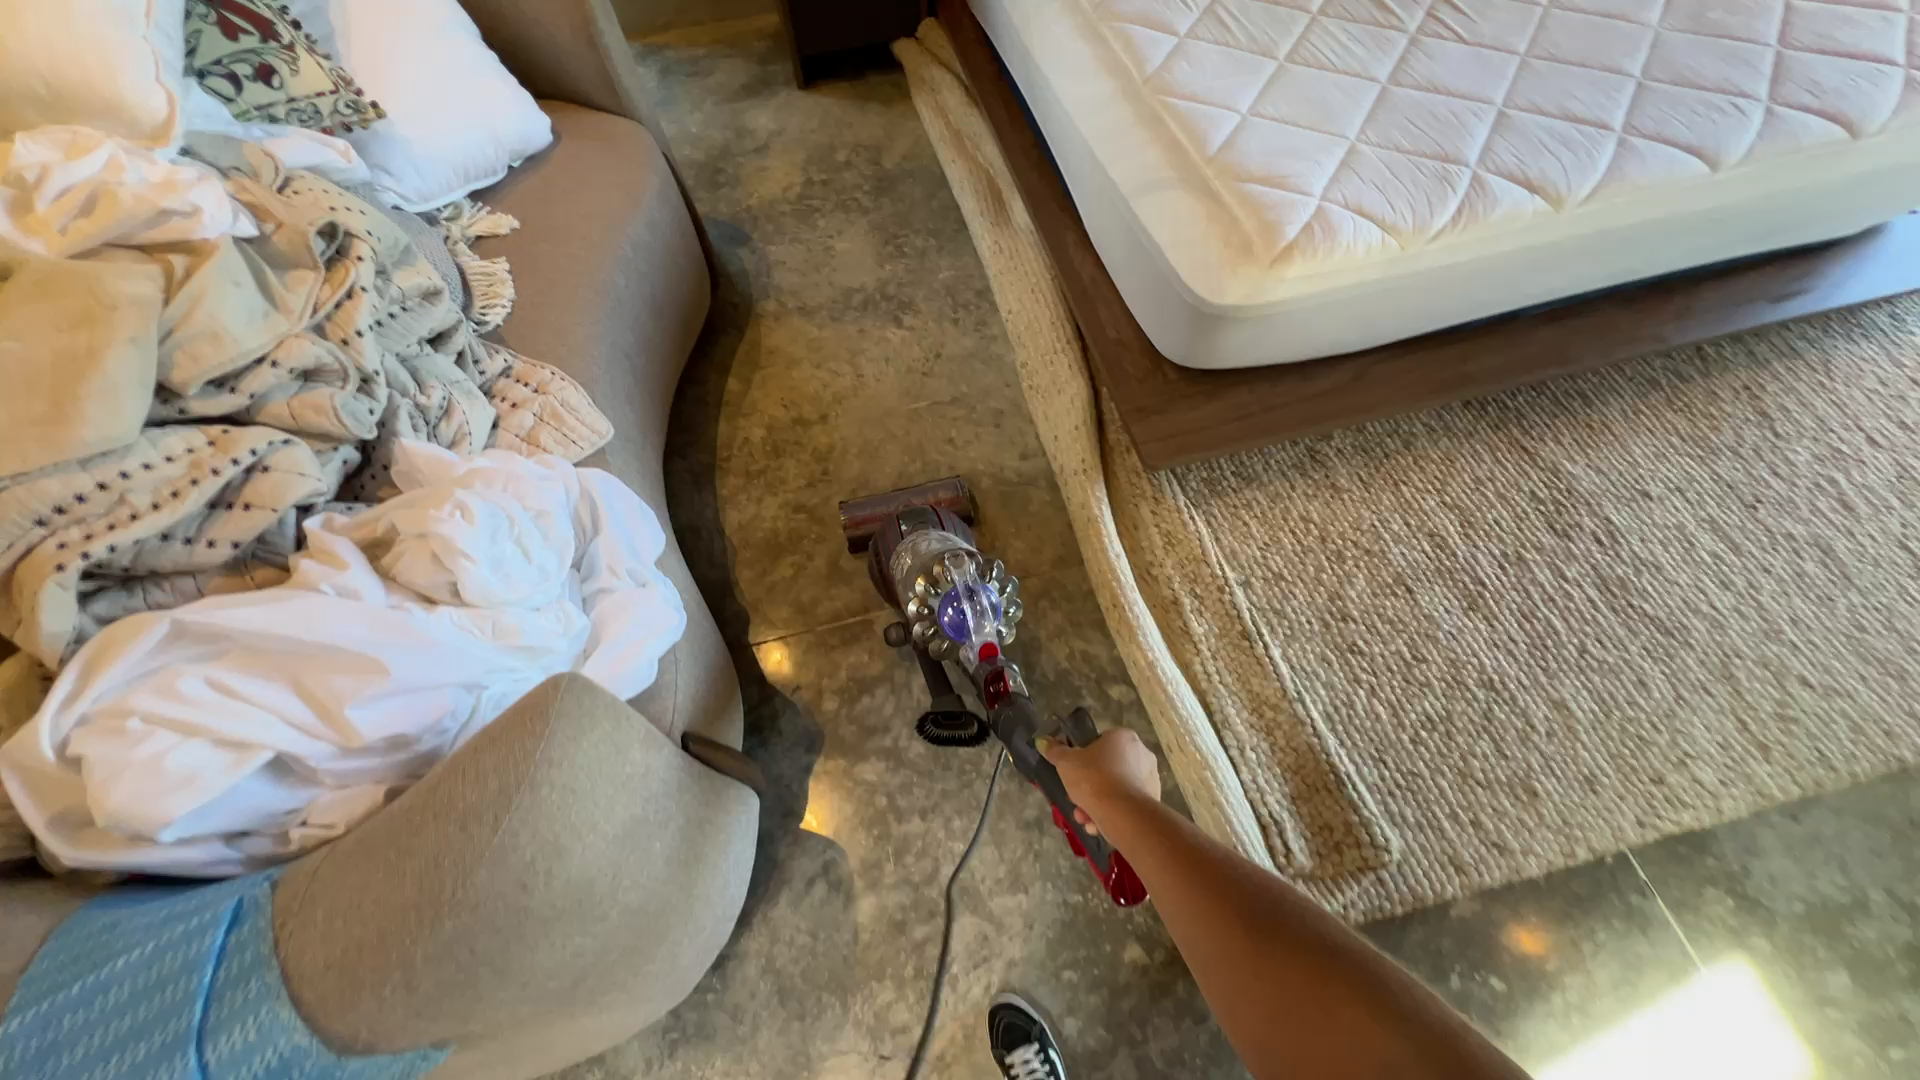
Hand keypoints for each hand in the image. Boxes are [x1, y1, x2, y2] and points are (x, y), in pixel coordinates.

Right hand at [1039, 728, 1160, 836]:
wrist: (1122, 813)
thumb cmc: (1093, 779)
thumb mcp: (1066, 763)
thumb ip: (1055, 751)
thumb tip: (1042, 741)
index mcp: (1123, 736)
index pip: (1100, 743)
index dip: (1083, 760)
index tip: (1074, 775)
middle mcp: (1142, 753)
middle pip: (1107, 769)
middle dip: (1088, 788)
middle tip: (1076, 801)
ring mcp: (1150, 778)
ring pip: (1115, 789)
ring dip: (1097, 804)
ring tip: (1085, 819)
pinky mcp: (1154, 801)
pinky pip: (1126, 804)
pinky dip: (1112, 814)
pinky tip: (1097, 826)